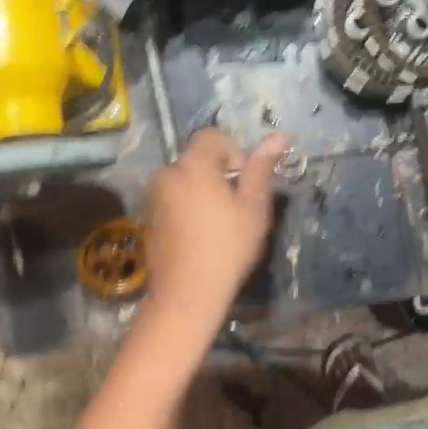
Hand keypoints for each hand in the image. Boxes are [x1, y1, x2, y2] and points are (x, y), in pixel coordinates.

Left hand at [144, 128, 290, 319]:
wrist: (186, 294)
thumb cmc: (227, 247)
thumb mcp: (253, 206)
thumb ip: (262, 167)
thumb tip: (280, 135)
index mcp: (192, 165)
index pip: (212, 136)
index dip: (233, 152)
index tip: (244, 182)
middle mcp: (166, 174)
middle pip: (197, 159)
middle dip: (219, 174)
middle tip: (237, 207)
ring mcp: (153, 197)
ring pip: (185, 181)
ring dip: (203, 192)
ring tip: (220, 224)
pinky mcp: (147, 219)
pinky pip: (173, 201)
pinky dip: (187, 209)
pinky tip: (200, 237)